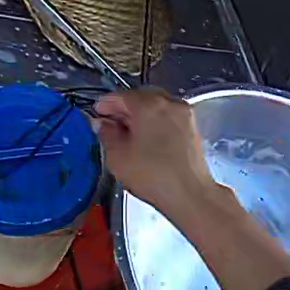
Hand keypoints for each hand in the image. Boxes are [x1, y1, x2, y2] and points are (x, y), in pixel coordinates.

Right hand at [93, 88, 227, 221]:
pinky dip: (155, 122)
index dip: (106, 104)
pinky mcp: (192, 128)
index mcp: (148, 105)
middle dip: (124, 107)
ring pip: (156, 105)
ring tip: (128, 133)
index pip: (121, 96)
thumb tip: (103, 125)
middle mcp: (169, 103)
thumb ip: (106, 134)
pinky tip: (146, 139)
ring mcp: (184, 114)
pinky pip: (168, 117)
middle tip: (110, 122)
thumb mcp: (117, 156)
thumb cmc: (152, 176)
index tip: (97, 112)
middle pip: (141, 97)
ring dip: (140, 114)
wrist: (189, 194)